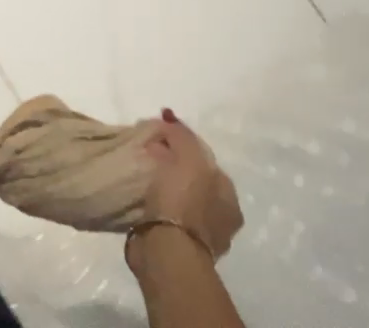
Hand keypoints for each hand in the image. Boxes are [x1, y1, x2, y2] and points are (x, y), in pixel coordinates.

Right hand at [140, 112, 241, 259]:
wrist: (167, 251)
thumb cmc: (181, 201)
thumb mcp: (186, 158)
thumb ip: (181, 135)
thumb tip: (170, 117)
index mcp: (229, 194)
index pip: (205, 160)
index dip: (181, 145)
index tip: (156, 138)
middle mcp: (222, 215)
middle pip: (193, 179)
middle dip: (173, 165)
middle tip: (146, 155)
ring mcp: (202, 235)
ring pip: (180, 198)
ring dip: (164, 187)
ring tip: (139, 177)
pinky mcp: (179, 247)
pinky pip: (167, 215)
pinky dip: (156, 206)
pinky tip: (140, 199)